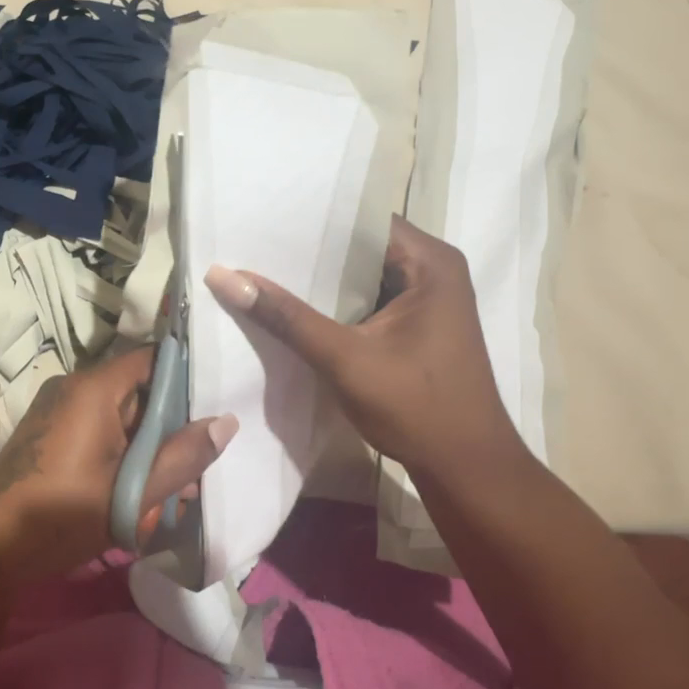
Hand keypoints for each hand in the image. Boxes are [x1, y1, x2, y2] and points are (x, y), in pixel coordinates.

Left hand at [0, 345, 236, 582]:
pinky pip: (98, 432)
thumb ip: (181, 458)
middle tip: (202, 465)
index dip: (188, 378)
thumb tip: (226, 421)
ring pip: (121, 419)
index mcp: (93, 389)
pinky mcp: (50, 435)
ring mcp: (57, 411)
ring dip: (148, 451)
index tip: (220, 402)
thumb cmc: (61, 515)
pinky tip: (141, 494)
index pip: (152, 360)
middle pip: (138, 393)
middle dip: (171, 429)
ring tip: (178, 491)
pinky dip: (122, 457)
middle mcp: (73, 389)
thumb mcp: (131, 494)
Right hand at [202, 215, 523, 478]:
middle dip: (307, 250)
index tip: (259, 218)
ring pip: (359, 275)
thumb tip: (222, 275)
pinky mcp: (414, 326)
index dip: (311, 219)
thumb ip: (285, 316)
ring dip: (317, 279)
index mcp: (431, 263)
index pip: (361, 220)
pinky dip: (331, 303)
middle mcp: (433, 271)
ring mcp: (425, 300)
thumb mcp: (344, 359)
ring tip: (258, 267)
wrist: (467, 470)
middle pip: (358, 246)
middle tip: (247, 242)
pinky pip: (364, 299)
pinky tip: (289, 306)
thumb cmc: (418, 408)